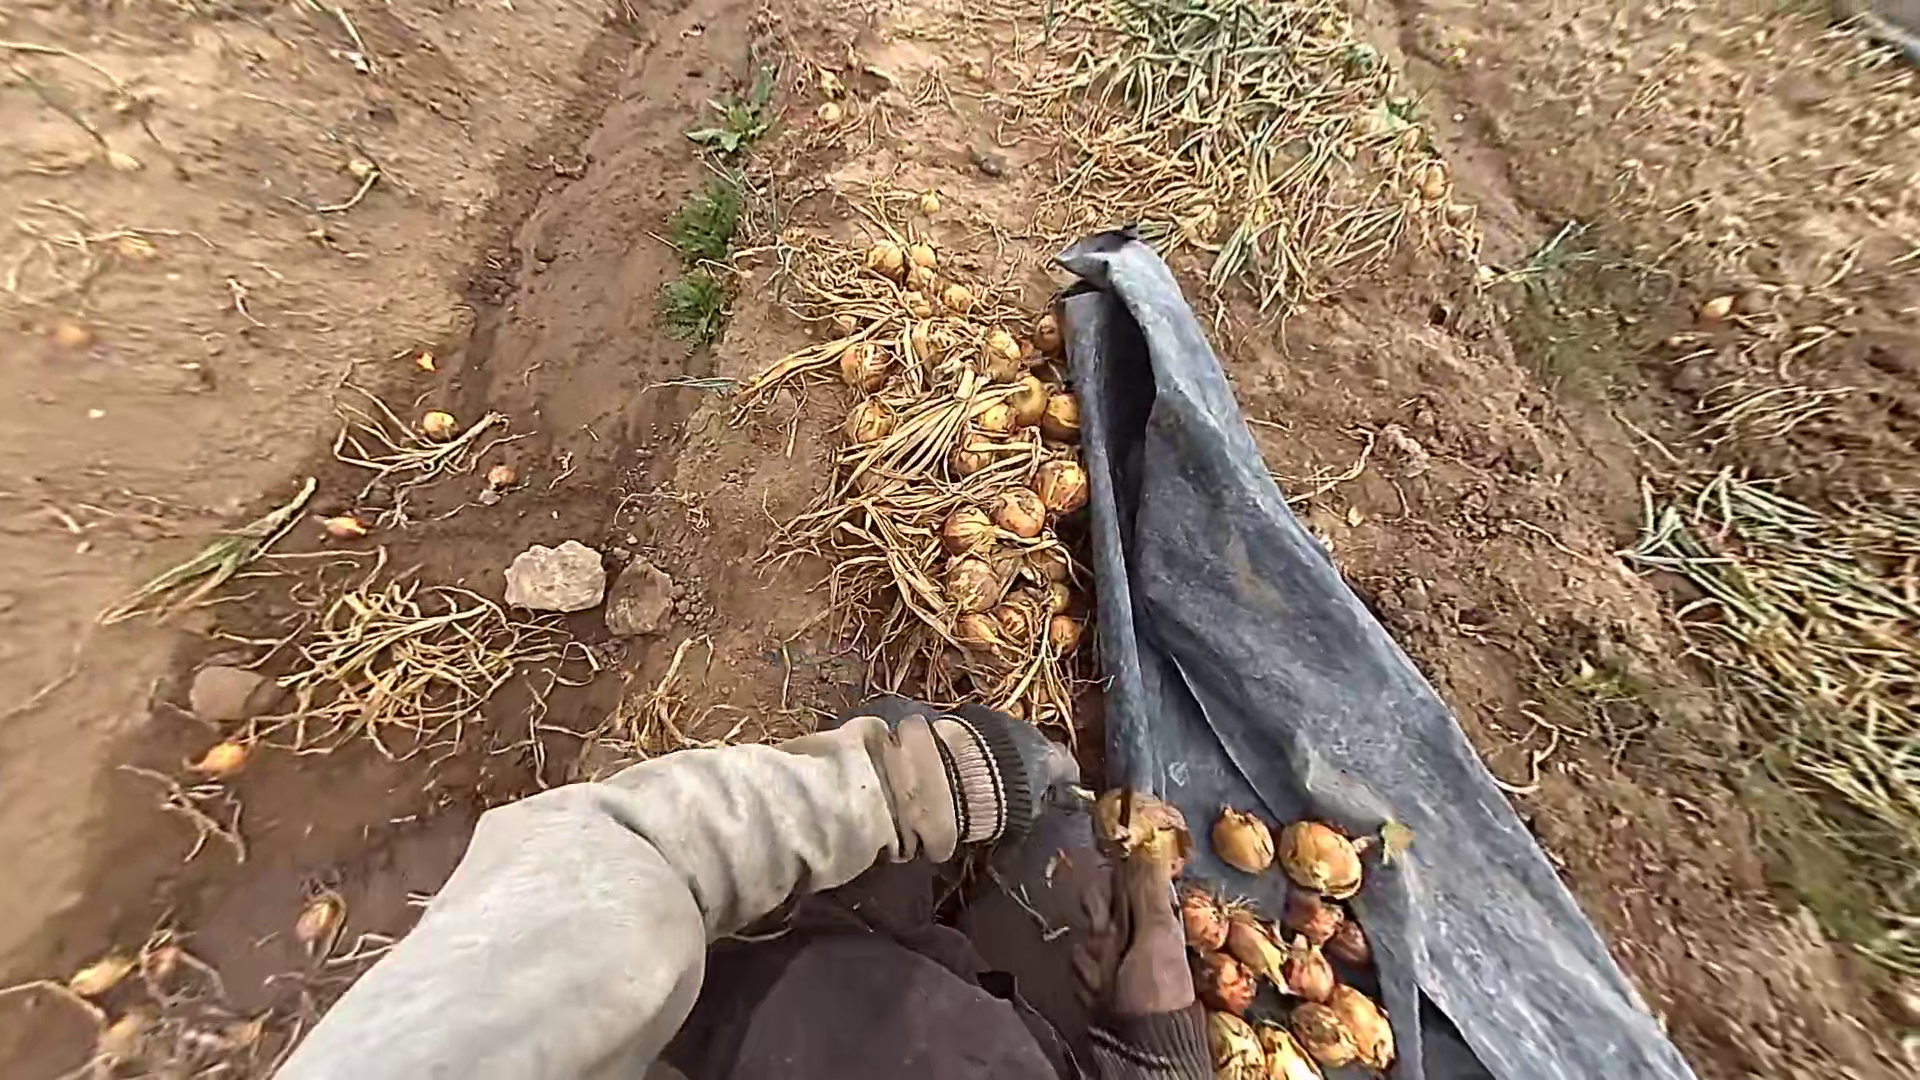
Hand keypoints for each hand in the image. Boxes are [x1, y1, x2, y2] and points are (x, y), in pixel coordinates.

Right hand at [1073, 848, 1194, 1017]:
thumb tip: (1147, 845)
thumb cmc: (1157, 986)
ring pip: (1083, 933)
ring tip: (1104, 974)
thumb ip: (1149, 890)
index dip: (1110, 881)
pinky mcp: (1091, 979)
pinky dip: (1084, 976)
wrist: (1141, 1047)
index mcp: (1151, 917)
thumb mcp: (1160, 932)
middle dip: (1096, 918)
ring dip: (1091, 954)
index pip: (1122, 881)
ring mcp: (1110, 958)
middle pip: (1096, 902)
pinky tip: (1098, 989)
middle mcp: (1130, 933)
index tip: (1105, 886)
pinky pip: (1075, 962)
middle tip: (1103, 935)